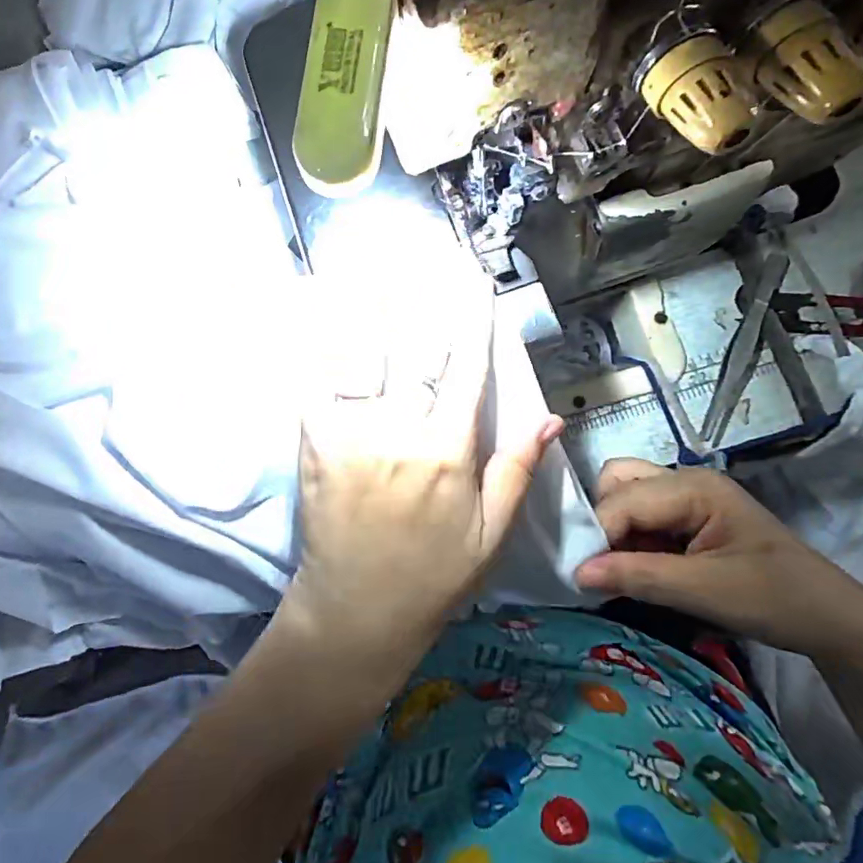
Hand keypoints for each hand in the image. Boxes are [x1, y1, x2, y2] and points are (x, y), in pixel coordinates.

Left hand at [287, 283, 560, 658]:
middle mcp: (399, 433)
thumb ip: (517, 469)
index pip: (466, 370)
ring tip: (369, 259)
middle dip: (417, 295)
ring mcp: (350, 435)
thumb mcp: (491, 534)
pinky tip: (315, 309)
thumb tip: (550, 416)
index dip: (472, 320)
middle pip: (410, 349)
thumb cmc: (432, 577)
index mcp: (448, 453)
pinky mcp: (313, 445)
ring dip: (366, 303)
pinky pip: (312, 382)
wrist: (355, 614)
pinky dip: (314, 343)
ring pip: (359, 354)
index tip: (474, 280)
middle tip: (417, 249)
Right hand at [573, 459, 862, 660]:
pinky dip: (630, 539)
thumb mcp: (705, 591)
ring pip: (626, 496)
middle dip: (602, 520)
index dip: (596, 534)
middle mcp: (685, 480)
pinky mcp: (690, 517)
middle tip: (604, 564)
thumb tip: (576, 573)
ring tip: (620, 569)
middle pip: (617, 481)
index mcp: (693, 487)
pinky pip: (643, 516)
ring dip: (615, 529)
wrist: (834, 621)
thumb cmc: (776, 599)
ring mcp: (688, 497)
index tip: (580, 575)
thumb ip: (638, 577)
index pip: (622, 500)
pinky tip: (638, 569)